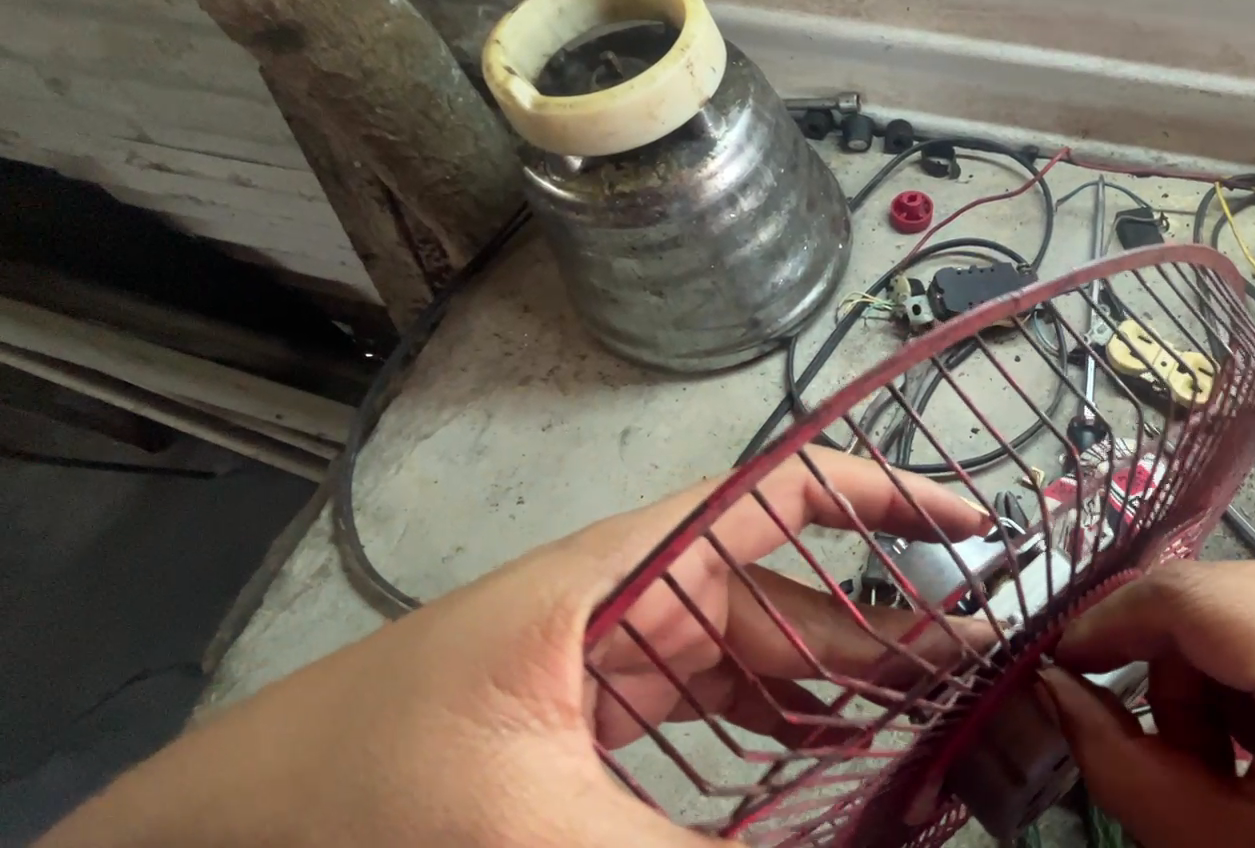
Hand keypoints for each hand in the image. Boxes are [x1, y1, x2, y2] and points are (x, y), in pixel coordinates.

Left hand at [39, 448, 993, 847]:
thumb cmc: (356, 793)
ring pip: (767, 660)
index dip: (876, 498)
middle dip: (888, 627)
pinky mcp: (612, 721)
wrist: (217, 841)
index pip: (777, 499)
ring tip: (933, 722)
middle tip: (981, 667)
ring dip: (846, 689)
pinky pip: (727, 713)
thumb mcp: (527, 830)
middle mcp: (646, 602)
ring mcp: (630, 664)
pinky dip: (789, 732)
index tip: (963, 523)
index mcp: (632, 573)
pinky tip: (837, 766)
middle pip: (792, 597)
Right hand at [1040, 561, 1254, 847]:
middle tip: (1167, 743)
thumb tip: (1053, 688)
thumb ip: (1121, 763)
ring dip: (1210, 662)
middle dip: (1164, 657)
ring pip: (1244, 591)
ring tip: (1231, 752)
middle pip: (1214, 589)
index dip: (1110, 622)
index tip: (1063, 662)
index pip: (1190, 599)